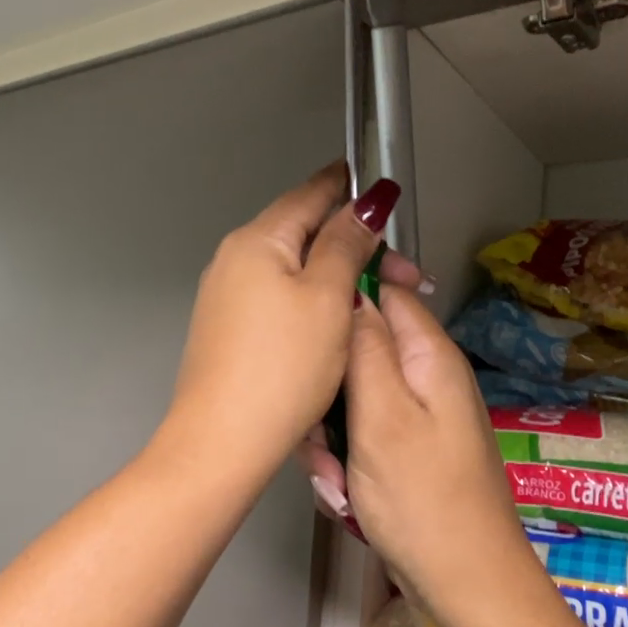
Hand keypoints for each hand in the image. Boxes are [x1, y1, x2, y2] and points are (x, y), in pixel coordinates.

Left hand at [157, 162, 417, 491]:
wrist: (223, 440)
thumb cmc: (281, 367)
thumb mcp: (327, 297)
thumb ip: (347, 243)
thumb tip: (366, 201)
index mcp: (257, 241)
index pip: (309, 194)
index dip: (348, 186)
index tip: (380, 186)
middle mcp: (233, 261)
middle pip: (302, 235)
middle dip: (355, 246)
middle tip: (404, 275)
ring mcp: (227, 298)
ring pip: (293, 272)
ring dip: (337, 279)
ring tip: (376, 302)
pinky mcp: (229, 331)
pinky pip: (279, 302)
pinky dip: (312, 305)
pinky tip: (338, 326)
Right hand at [301, 285, 537, 603]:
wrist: (464, 584)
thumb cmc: (421, 498)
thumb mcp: (382, 415)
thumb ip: (364, 348)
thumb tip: (352, 289)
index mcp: (427, 356)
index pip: (383, 291)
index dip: (341, 297)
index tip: (302, 330)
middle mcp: (424, 378)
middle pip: (356, 351)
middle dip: (323, 388)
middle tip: (317, 434)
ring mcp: (415, 416)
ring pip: (349, 397)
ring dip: (328, 433)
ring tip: (332, 475)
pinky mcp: (405, 450)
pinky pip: (359, 434)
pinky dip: (344, 460)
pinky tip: (343, 493)